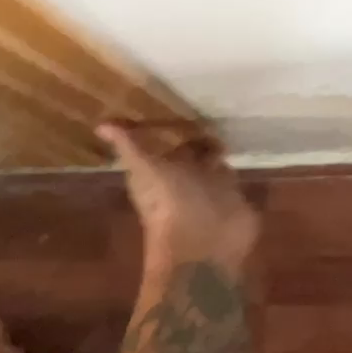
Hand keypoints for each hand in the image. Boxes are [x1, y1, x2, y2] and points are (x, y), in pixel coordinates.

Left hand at [97, 124, 257, 269]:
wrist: (204, 241)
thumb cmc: (172, 202)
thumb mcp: (146, 168)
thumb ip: (130, 146)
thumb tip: (100, 125)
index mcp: (165, 170)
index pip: (174, 146)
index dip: (179, 131)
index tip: (191, 110)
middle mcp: (189, 180)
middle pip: (198, 156)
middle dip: (205, 142)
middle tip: (218, 118)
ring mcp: (215, 192)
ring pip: (218, 168)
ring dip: (222, 156)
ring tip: (234, 131)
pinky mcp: (237, 203)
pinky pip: (239, 184)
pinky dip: (241, 174)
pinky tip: (251, 158)